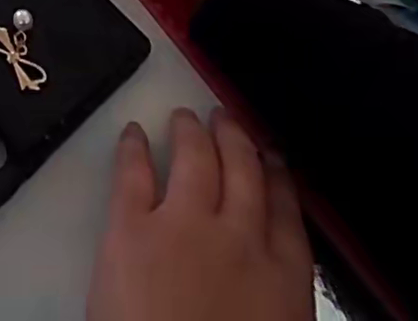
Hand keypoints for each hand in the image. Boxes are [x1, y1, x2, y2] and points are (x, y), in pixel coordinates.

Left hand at [87, 109, 313, 320]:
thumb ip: (275, 301)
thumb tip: (269, 280)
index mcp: (283, 280)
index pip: (286, 211)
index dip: (278, 176)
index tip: (272, 155)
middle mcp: (240, 238)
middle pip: (242, 170)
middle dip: (234, 138)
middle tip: (224, 118)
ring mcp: (184, 225)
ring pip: (194, 157)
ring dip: (190, 131)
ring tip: (184, 116)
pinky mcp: (131, 227)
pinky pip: (134, 172)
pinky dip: (133, 147)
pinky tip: (133, 132)